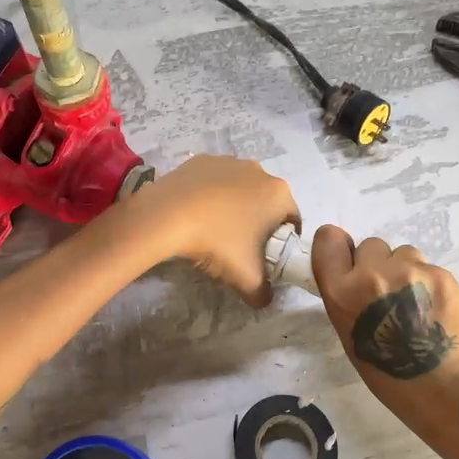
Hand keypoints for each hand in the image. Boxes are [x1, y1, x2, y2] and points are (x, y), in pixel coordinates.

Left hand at [124, 156, 298, 306]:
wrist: (167, 216)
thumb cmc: (217, 243)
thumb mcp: (247, 279)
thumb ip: (264, 293)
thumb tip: (263, 298)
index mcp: (279, 194)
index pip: (292, 221)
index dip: (283, 242)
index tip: (266, 258)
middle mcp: (259, 170)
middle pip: (266, 203)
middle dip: (258, 223)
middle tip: (240, 248)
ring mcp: (228, 161)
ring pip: (240, 190)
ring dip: (234, 207)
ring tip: (213, 230)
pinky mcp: (201, 160)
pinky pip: (213, 182)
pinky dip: (210, 195)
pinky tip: (195, 213)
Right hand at [309, 226, 458, 411]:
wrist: (442, 386)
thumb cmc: (388, 374)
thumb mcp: (349, 335)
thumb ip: (349, 298)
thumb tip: (359, 279)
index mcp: (341, 292)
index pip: (329, 239)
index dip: (340, 245)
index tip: (350, 260)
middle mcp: (371, 275)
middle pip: (371, 245)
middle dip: (379, 264)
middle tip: (391, 294)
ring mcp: (408, 271)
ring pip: (404, 253)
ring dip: (407, 271)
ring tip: (417, 303)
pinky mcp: (440, 274)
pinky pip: (429, 268)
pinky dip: (431, 284)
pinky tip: (436, 310)